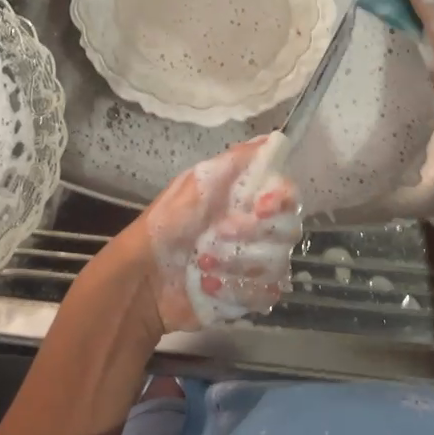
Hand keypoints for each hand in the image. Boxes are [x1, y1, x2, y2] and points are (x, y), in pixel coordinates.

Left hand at [110, 135, 302, 332]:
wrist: (144, 277)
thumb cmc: (167, 223)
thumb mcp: (196, 184)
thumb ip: (235, 162)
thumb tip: (272, 138)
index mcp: (245, 197)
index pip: (287, 193)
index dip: (280, 199)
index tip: (259, 207)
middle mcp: (258, 228)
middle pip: (289, 230)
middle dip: (252, 234)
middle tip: (220, 235)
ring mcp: (256, 264)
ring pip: (277, 263)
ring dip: (236, 263)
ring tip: (202, 263)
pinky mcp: (250, 295)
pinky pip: (266, 294)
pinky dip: (236, 291)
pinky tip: (209, 285)